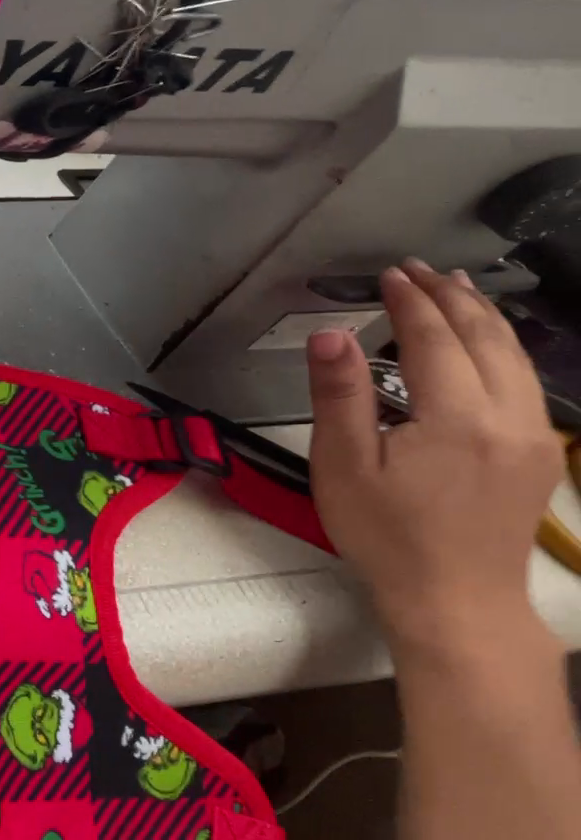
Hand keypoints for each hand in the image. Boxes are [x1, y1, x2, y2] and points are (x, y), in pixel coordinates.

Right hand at [304, 259, 565, 644]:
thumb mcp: (343, 463)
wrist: (455, 597)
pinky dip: (501, 348)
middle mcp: (509, 419)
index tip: (388, 275)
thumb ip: (340, 395)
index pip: (435, 341)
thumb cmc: (383, 531)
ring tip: (456, 289)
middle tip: (418, 270)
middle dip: (452, 299)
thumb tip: (330, 335)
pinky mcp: (538, 454)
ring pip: (516, 359)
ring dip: (483, 318)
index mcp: (456, 419)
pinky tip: (483, 344)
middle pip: (487, 341)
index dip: (410, 304)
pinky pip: (525, 382)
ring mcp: (533, 437)